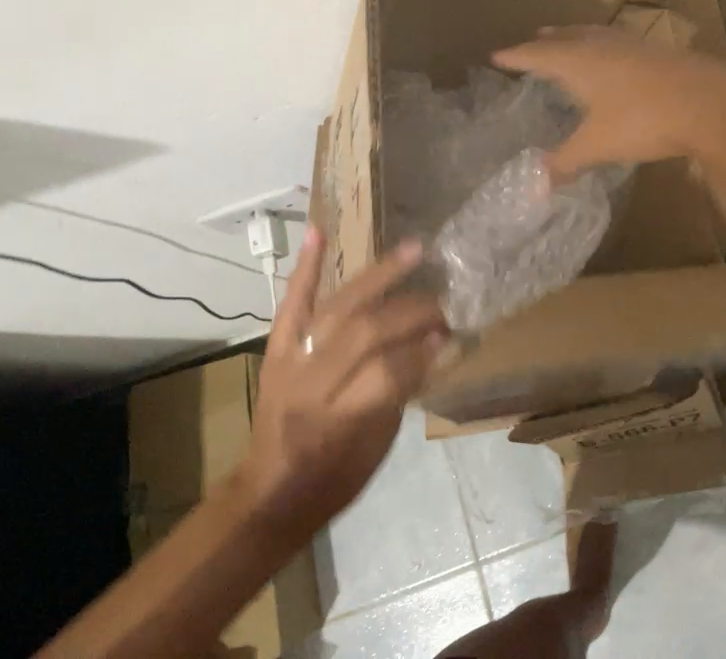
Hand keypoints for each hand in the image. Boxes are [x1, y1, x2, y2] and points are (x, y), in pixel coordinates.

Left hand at [232, 230, 448, 541]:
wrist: (271, 493)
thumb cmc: (335, 477)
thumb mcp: (378, 444)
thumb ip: (403, 389)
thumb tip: (439, 343)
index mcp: (337, 417)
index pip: (389, 371)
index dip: (425, 351)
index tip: (454, 334)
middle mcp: (309, 383)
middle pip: (364, 332)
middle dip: (411, 311)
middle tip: (444, 301)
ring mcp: (288, 360)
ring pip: (337, 308)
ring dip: (377, 277)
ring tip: (414, 250)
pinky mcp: (275, 349)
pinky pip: (291, 304)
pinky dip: (304, 268)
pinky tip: (318, 232)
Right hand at [494, 27, 725, 224]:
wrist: (712, 103)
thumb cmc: (644, 120)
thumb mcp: (599, 145)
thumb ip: (565, 162)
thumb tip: (534, 186)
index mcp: (579, 60)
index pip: (538, 54)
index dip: (517, 57)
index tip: (497, 56)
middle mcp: (604, 45)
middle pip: (569, 37)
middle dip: (549, 41)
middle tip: (534, 41)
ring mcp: (636, 45)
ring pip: (598, 36)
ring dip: (580, 39)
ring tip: (571, 44)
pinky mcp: (662, 53)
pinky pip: (622, 45)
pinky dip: (608, 50)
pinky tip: (618, 62)